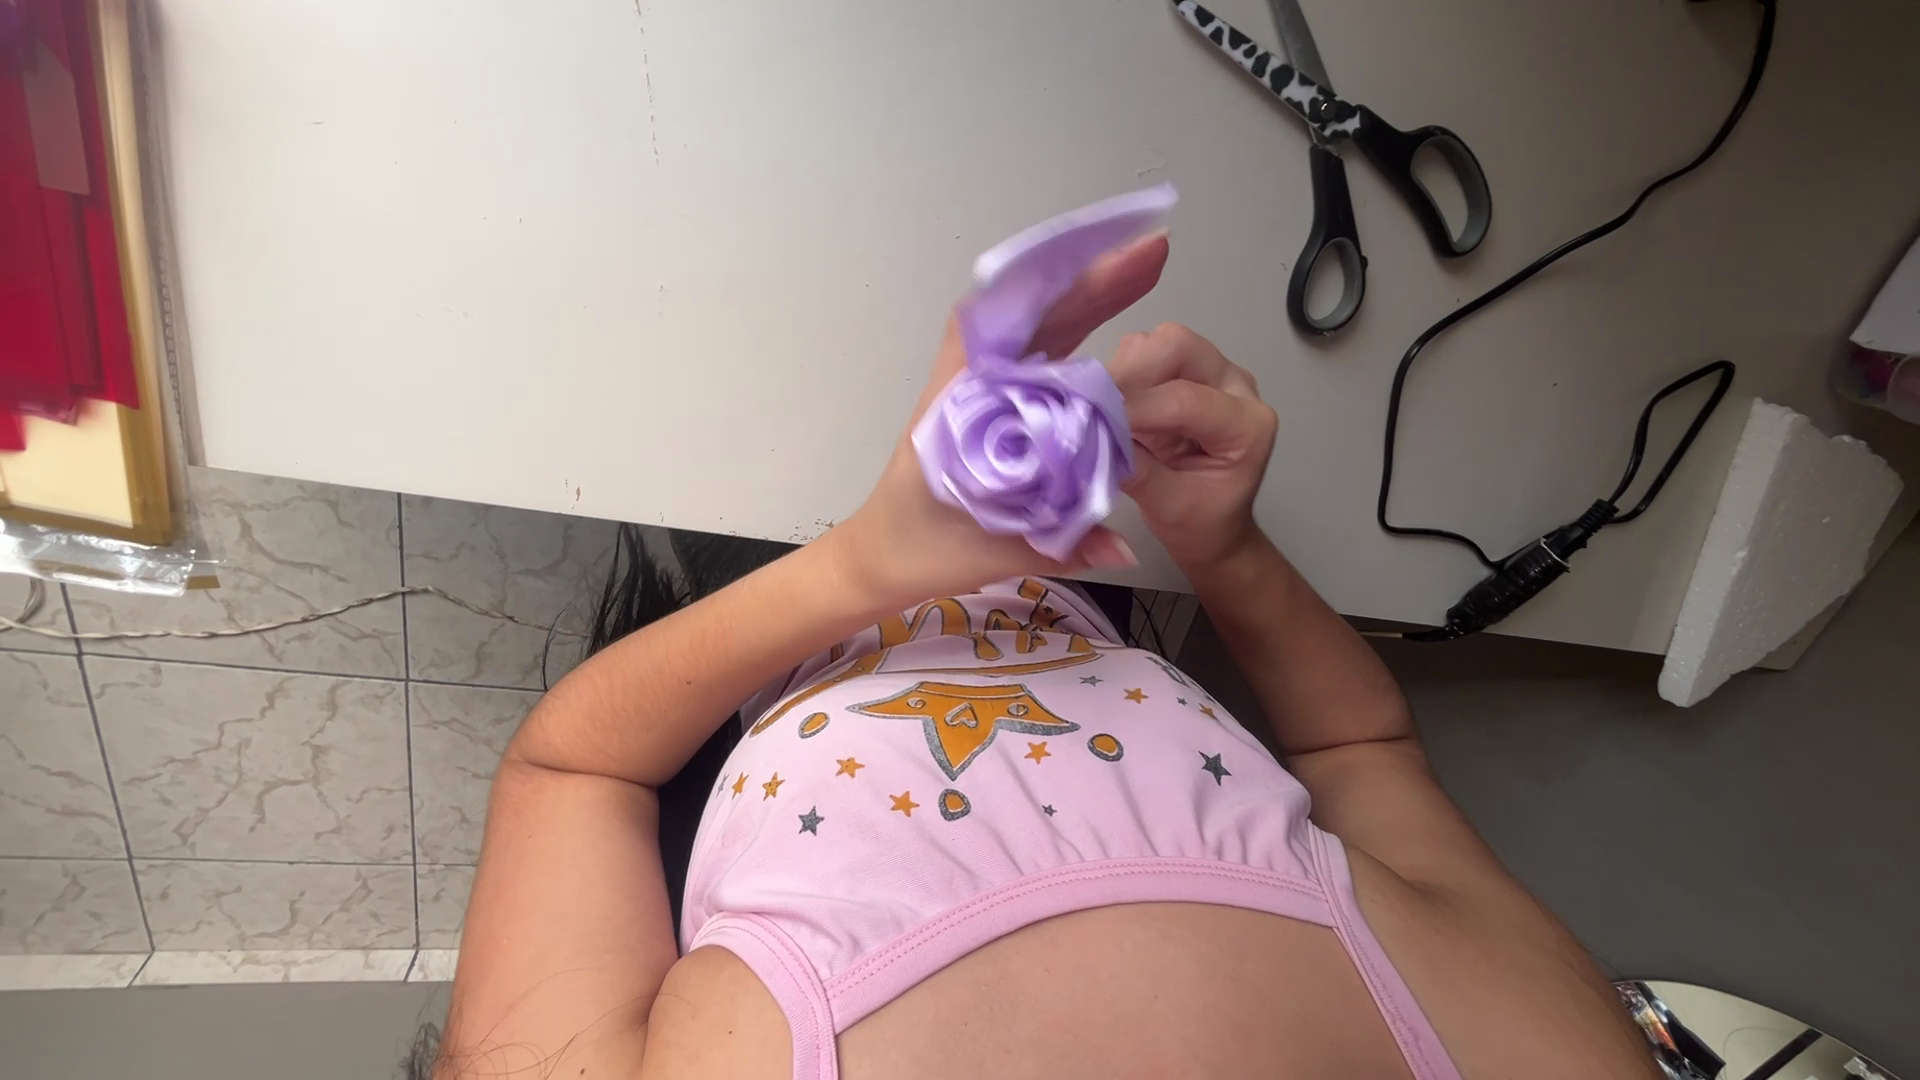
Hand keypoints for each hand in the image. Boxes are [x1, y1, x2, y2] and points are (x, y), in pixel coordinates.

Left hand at [833, 232, 1170, 608]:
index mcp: (955, 404)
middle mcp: (965, 385)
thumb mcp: (990, 552)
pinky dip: (1068, 334)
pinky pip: (1031, 359)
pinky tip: (1101, 322)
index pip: (999, 321)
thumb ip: (1058, 546)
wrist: (880, 560)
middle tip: (1152, 256)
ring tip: (1140, 273)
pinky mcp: (988, 407)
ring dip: (1083, 300)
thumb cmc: (917, 550)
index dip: (1055, 284)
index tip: (1110, 259)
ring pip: (1031, 332)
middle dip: (1090, 283)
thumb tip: (1127, 550)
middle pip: (1027, 317)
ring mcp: (977, 391)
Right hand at [1110, 323, 1276, 570]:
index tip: (1089, 423)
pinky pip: (1143, 353)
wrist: (1212, 527)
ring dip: (1120, 373)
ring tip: (1099, 411)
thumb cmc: (1199, 523)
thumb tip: (1092, 438)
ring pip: (1156, 344)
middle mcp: (1233, 385)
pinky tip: (1106, 406)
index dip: (1133, 407)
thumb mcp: (1168, 508)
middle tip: (1090, 404)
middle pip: (1177, 347)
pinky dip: (1117, 375)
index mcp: (1246, 424)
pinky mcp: (1180, 371)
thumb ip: (1136, 472)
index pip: (1185, 399)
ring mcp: (1207, 372)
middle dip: (1128, 371)